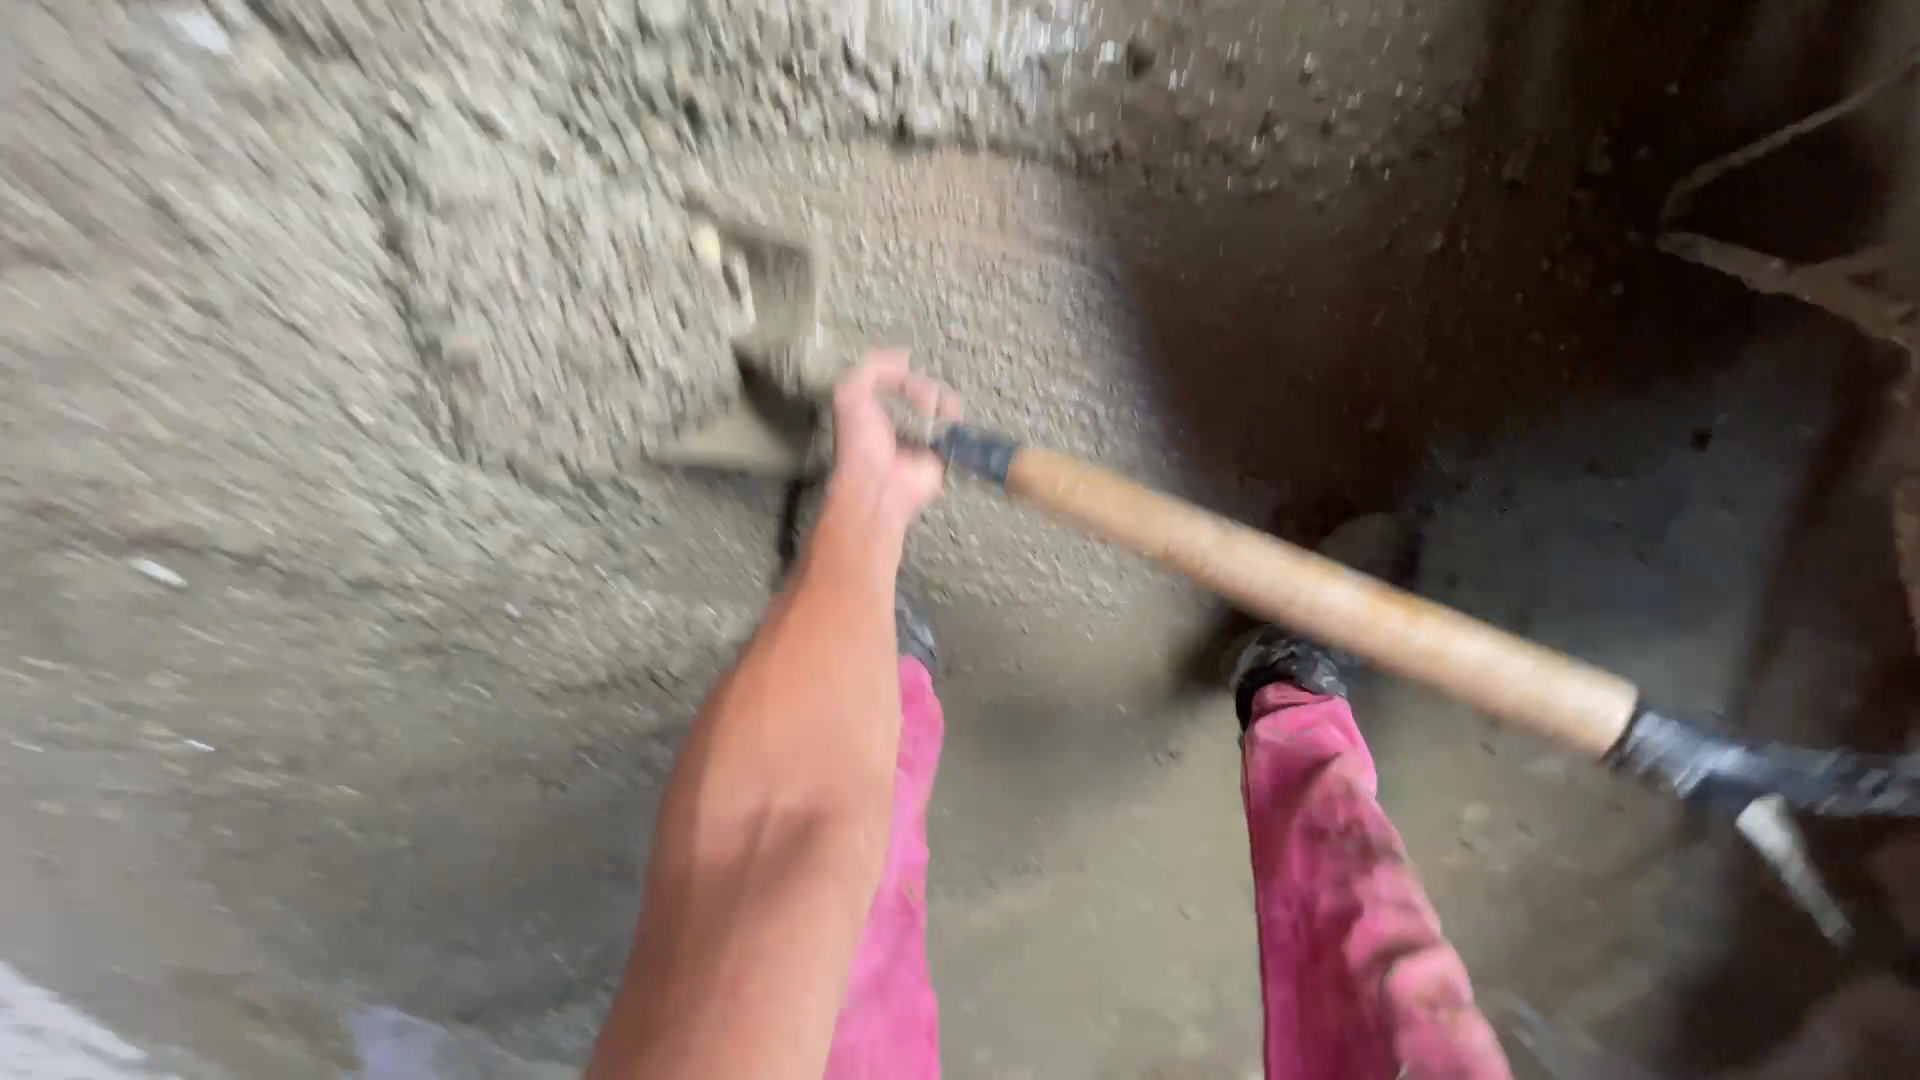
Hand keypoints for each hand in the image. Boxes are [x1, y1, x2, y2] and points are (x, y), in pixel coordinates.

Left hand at [828, 350, 961, 530]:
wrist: (881, 484)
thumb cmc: (861, 441)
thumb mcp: (851, 393)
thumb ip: (872, 367)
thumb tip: (906, 358)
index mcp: (875, 408)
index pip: (896, 379)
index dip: (902, 372)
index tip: (904, 371)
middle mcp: (899, 421)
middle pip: (923, 389)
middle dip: (925, 386)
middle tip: (921, 399)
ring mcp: (922, 438)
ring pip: (943, 405)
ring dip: (943, 400)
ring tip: (939, 410)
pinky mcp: (942, 453)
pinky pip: (956, 429)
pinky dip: (956, 420)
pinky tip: (950, 420)